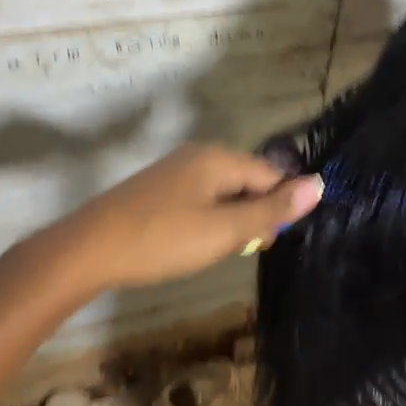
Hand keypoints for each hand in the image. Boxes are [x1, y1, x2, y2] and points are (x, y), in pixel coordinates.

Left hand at [23, 143, 323, 295]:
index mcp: (218, 158)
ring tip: (220, 250)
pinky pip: (200, 197)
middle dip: (255, 213)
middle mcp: (199, 155)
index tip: (269, 242)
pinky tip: (194, 242)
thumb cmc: (162, 240)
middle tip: (246, 250)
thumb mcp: (224, 230)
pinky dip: (208, 219)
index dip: (280, 207)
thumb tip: (319, 185)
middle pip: (248, 180)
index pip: (271, 175)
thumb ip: (272, 210)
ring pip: (223, 191)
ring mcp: (175, 170)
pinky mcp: (157, 189)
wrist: (86, 251)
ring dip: (232, 219)